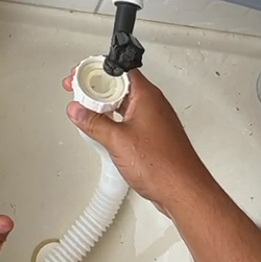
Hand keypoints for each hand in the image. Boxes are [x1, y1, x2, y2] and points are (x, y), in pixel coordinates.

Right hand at [64, 69, 215, 214]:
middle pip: (118, 84)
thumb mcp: (117, 140)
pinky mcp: (153, 134)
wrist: (184, 192)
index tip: (78, 76)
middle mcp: (152, 103)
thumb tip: (77, 110)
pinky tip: (103, 130)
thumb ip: (93, 123)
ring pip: (123, 101)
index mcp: (146, 95)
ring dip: (103, 104)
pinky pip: (128, 117)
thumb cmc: (163, 166)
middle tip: (76, 91)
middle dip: (95, 86)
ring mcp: (154, 119)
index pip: (117, 69)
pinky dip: (113, 119)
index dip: (94, 69)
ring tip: (85, 111)